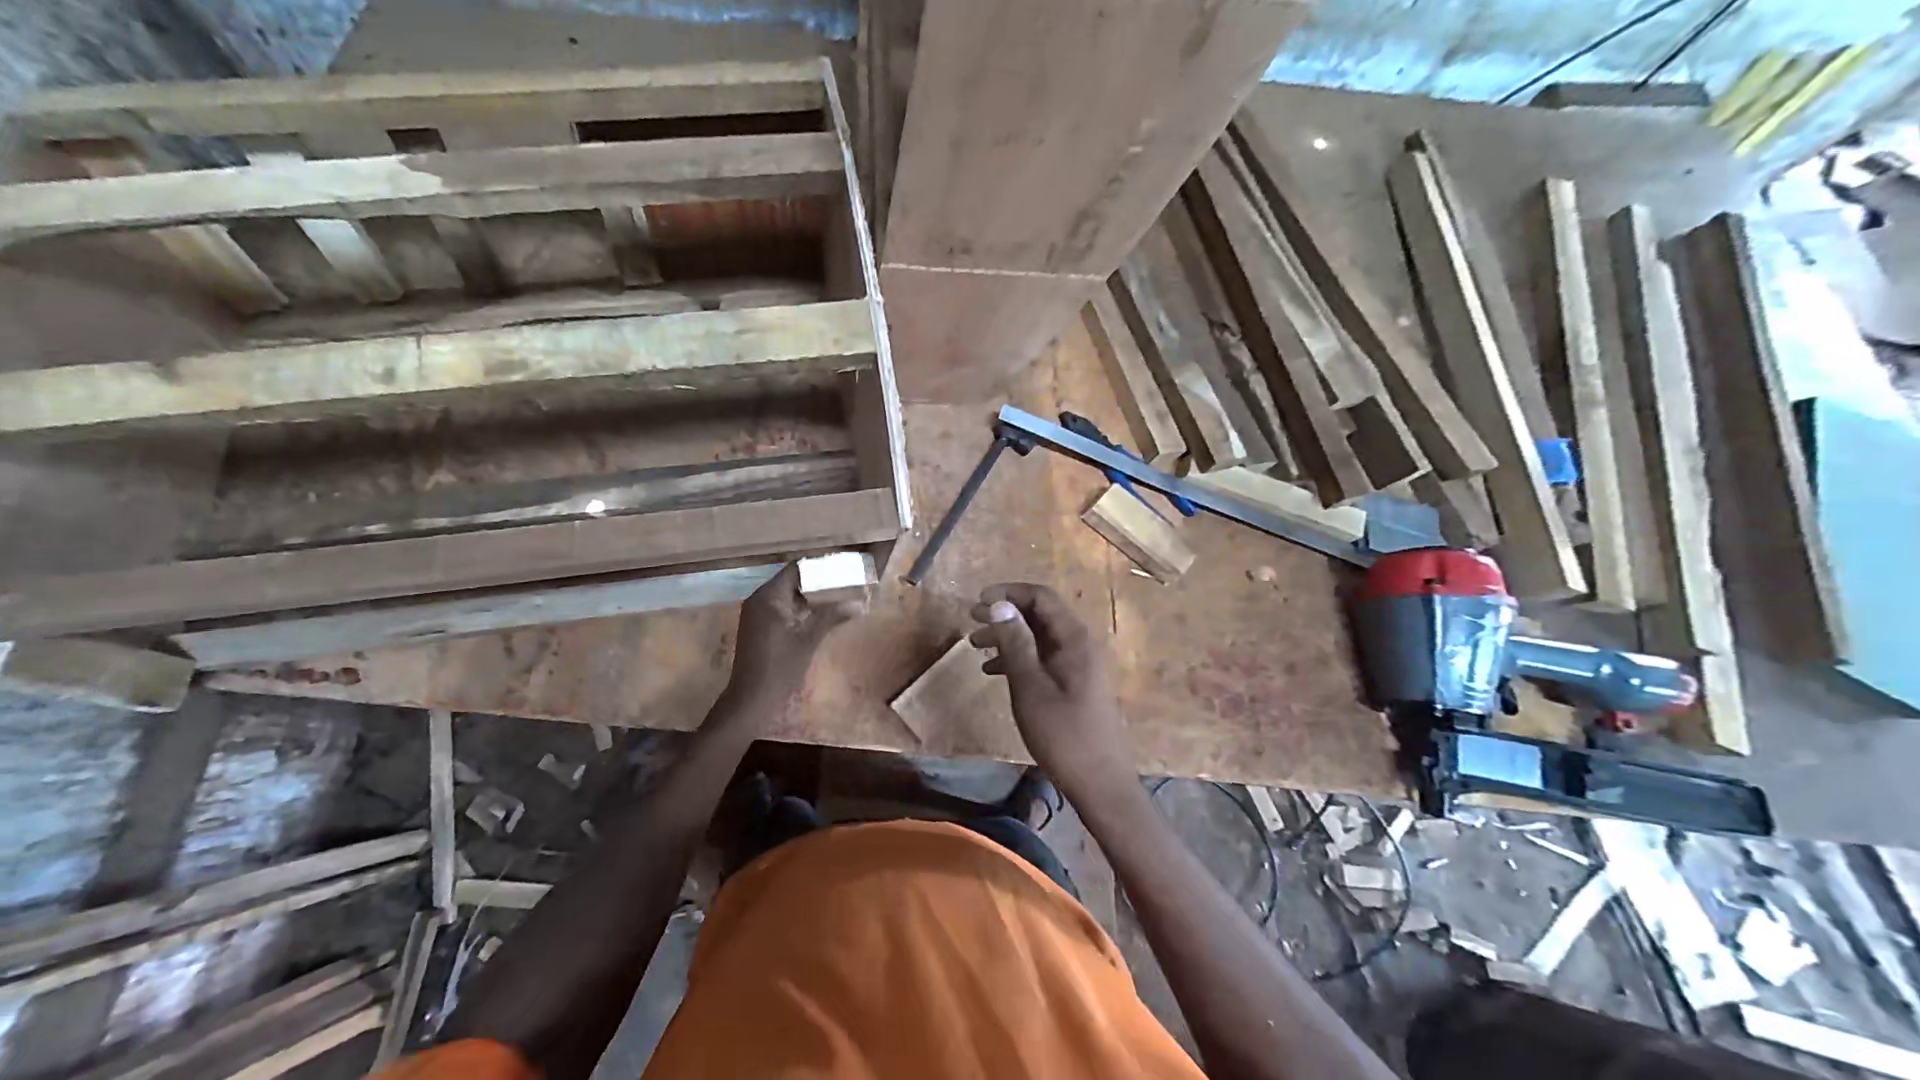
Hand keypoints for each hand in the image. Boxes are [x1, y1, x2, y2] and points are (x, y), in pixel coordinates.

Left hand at [726, 563, 862, 711]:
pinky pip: (783, 609)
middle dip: (819, 581)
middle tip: (846, 581)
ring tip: (840, 595)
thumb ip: (831, 616)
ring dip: (812, 596)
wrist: (751, 700)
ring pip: (789, 596)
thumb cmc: (779, 668)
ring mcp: (758, 615)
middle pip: (793, 580)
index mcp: (768, 597)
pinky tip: (823, 614)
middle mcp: (760, 600)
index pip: (796, 569)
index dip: (820, 566)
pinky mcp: (761, 628)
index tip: (843, 567)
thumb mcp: (808, 640)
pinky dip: (802, 609)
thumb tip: (858, 602)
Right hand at [969, 583, 1137, 797]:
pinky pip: (1043, 658)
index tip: (978, 600)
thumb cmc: (1062, 734)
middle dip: (1005, 613)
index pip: (1041, 597)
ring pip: (1039, 637)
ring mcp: (1079, 664)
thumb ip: (1015, 643)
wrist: (1100, 782)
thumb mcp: (1030, 686)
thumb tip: (999, 605)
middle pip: (1040, 614)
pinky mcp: (1075, 684)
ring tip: (974, 646)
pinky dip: (1019, 658)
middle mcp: (1080, 644)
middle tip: (971, 619)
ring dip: (1008, 637)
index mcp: (1074, 638)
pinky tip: (994, 671)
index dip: (1009, 593)